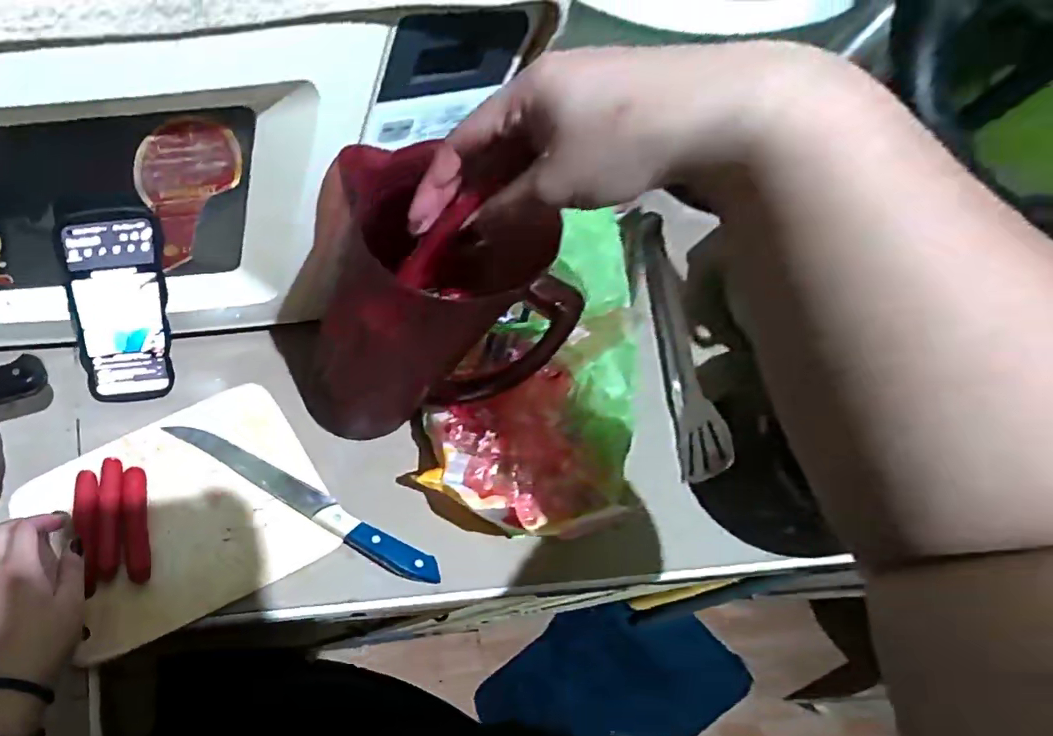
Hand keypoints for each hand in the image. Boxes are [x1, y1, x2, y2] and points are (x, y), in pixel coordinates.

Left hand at [0, 513, 84, 686]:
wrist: (10, 682)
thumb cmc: (46, 642)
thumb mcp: (72, 605)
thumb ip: (72, 570)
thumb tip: (70, 545)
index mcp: (20, 564)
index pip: (26, 526)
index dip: (45, 519)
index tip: (62, 523)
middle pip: (1, 532)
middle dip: (23, 526)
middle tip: (45, 533)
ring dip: (4, 545)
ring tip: (24, 555)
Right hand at [408, 43, 855, 231]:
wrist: (739, 110)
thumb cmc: (629, 140)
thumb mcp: (553, 184)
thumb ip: (500, 209)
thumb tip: (470, 230)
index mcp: (527, 89)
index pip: (459, 142)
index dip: (432, 189)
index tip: (417, 229)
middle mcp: (549, 83)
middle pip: (485, 143)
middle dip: (460, 191)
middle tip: (443, 233)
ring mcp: (580, 94)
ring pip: (516, 148)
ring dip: (492, 189)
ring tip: (476, 227)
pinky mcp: (606, 110)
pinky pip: (546, 148)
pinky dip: (525, 180)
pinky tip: (519, 206)